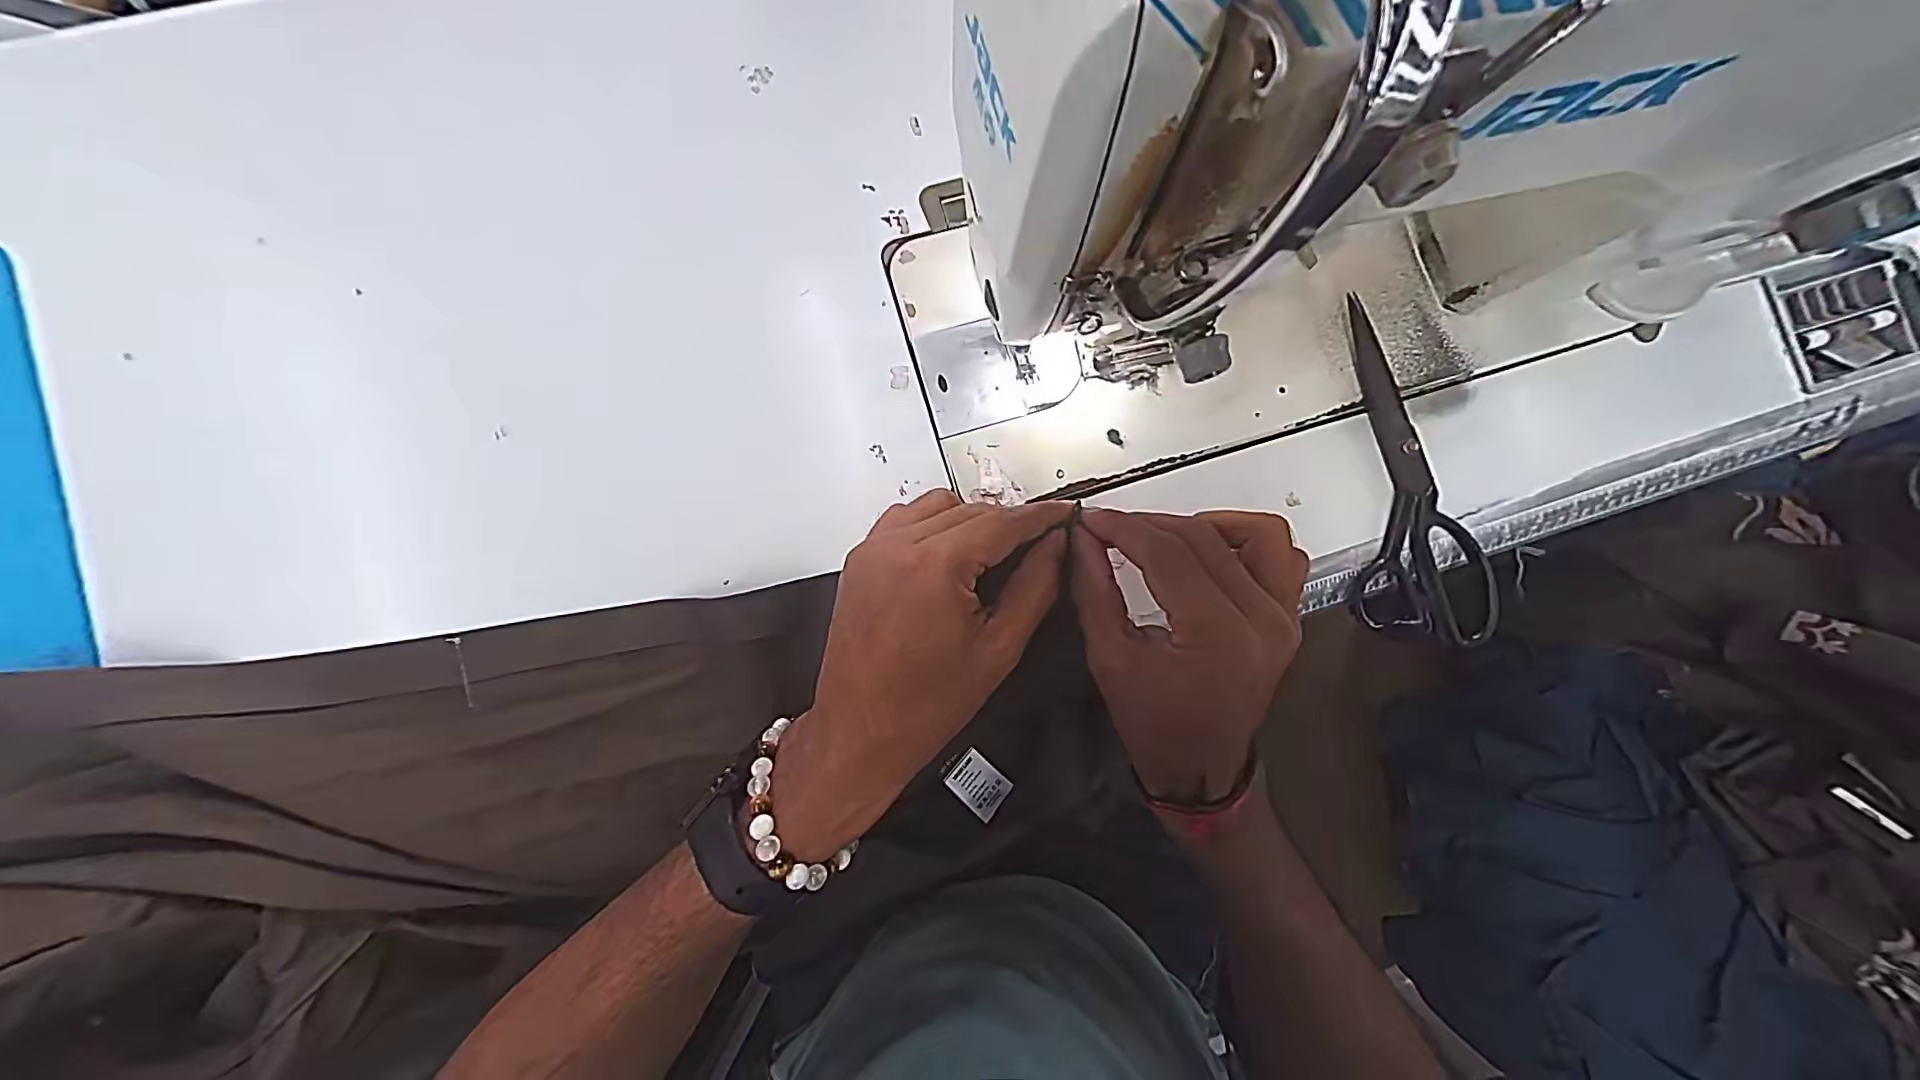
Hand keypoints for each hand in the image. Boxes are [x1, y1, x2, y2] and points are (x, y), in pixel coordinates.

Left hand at [773, 490, 1071, 859]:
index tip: (1060, 515)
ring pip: (938, 505)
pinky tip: (949, 553)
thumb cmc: (920, 704)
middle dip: (1009, 522)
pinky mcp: (861, 559)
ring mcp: (873, 550)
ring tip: (991, 554)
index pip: (1002, 521)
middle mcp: (897, 548)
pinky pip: (904, 518)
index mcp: (934, 567)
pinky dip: (933, 524)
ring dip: (970, 519)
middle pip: (972, 508)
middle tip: (1036, 544)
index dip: (1040, 516)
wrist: (862, 728)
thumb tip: (1054, 547)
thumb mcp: (1000, 648)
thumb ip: (1035, 586)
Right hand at [1071, 509, 1308, 802]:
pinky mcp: (1290, 618)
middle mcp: (1262, 621)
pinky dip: (1247, 541)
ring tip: (1164, 538)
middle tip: (1112, 529)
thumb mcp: (1109, 657)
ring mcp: (1284, 618)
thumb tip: (1085, 538)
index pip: (1168, 554)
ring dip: (1203, 525)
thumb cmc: (1153, 723)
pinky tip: (1212, 553)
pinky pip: (1282, 556)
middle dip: (1149, 524)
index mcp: (1217, 636)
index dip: (1124, 528)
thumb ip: (1095, 590)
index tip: (1093, 521)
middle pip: (1203, 538)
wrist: (1199, 765)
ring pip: (1255, 534)